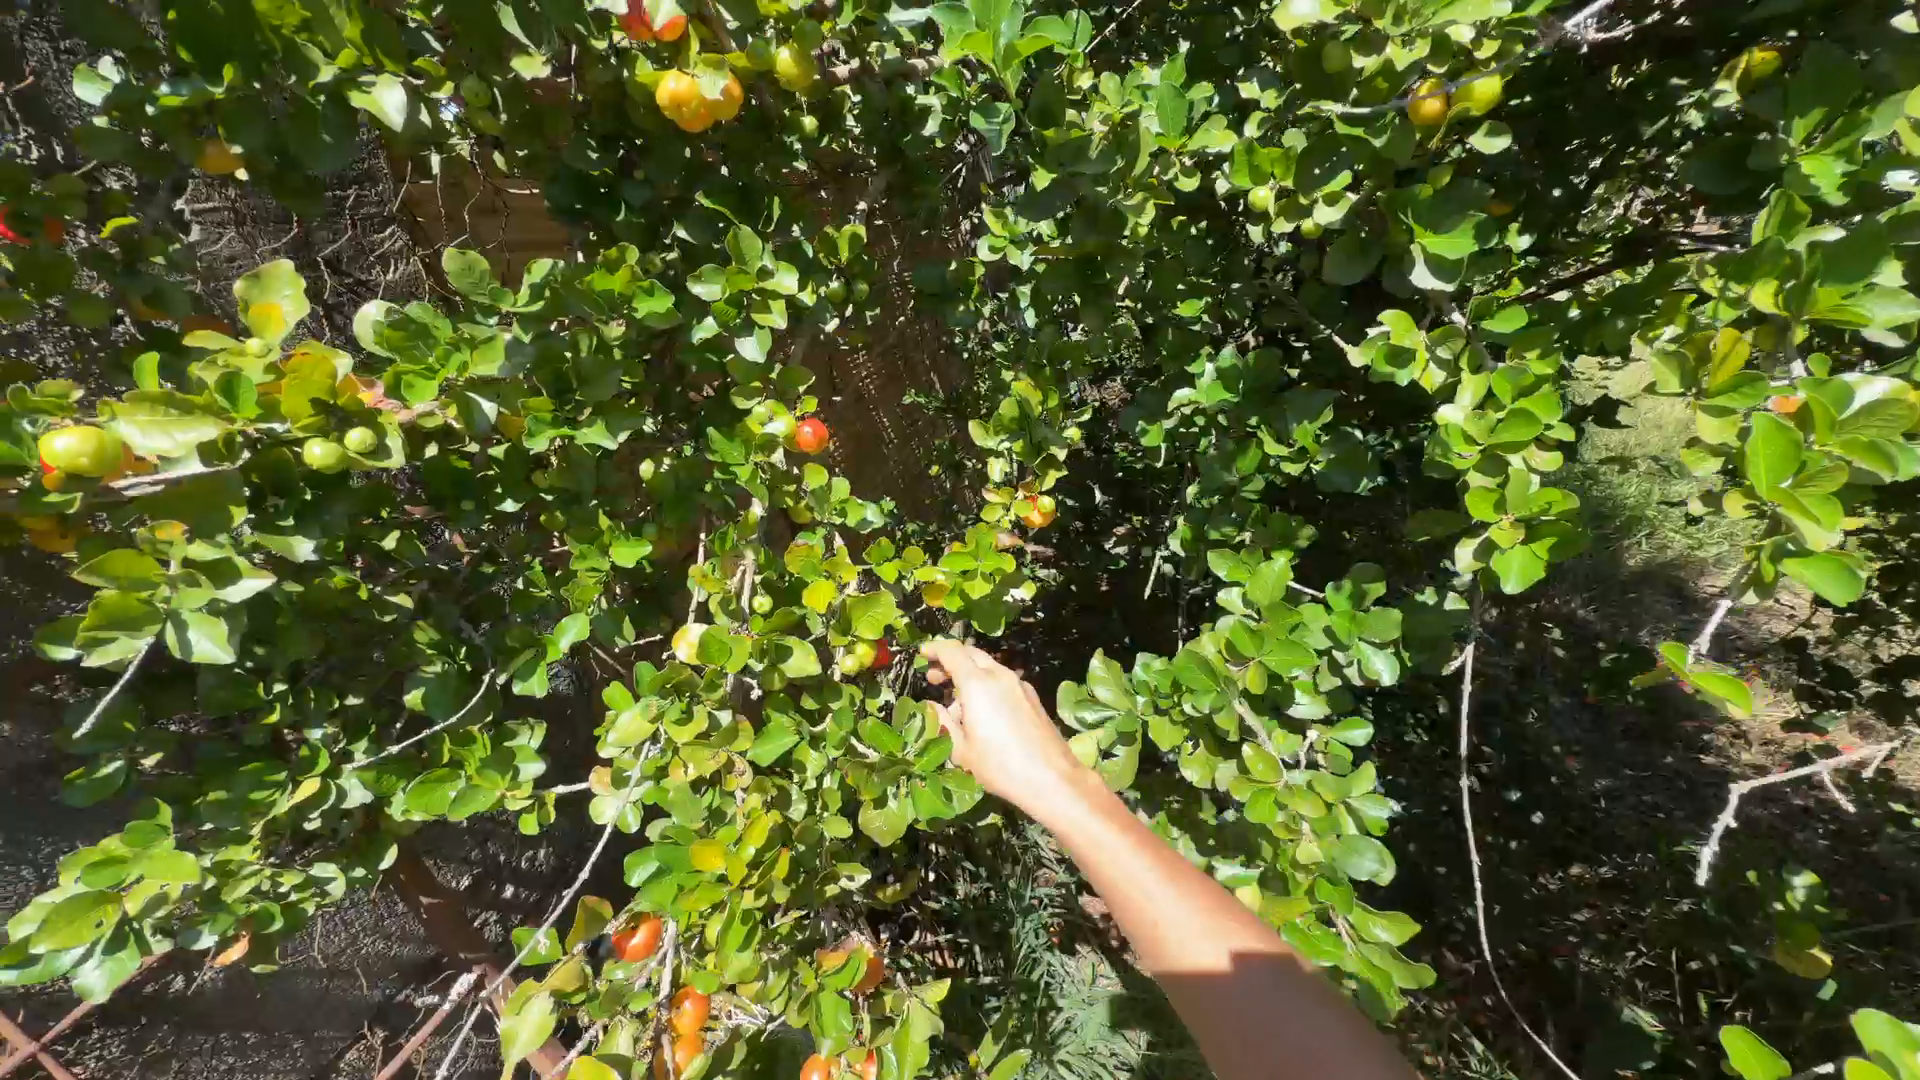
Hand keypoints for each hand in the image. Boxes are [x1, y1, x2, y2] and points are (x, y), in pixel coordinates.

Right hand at [920, 640, 1098, 821]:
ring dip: (969, 673)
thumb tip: (931, 705)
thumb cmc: (1000, 766)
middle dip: (950, 660)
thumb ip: (943, 722)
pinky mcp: (1032, 696)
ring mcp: (1019, 684)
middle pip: (971, 653)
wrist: (1052, 777)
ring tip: (956, 701)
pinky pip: (1003, 680)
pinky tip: (983, 710)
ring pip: (988, 666)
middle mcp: (999, 676)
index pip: (952, 651)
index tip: (921, 654)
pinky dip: (986, 684)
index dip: (934, 649)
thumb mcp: (962, 750)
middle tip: (934, 677)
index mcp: (977, 684)